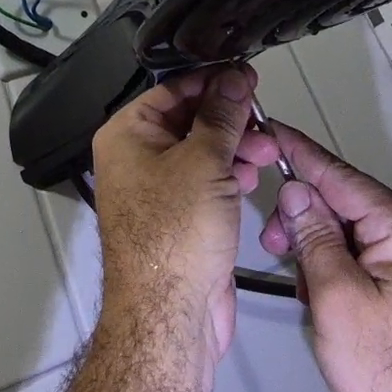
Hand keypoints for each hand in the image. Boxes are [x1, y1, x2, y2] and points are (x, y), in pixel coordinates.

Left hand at [89, 64, 280, 363]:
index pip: (172, 90)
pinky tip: (251, 176)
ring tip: (265, 150)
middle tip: (262, 118)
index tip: (246, 76)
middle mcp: (135, 157)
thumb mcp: (204, 161)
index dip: (212, 81)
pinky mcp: (179, 216)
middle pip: (188, 119)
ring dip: (234, 147)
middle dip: (228, 118)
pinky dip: (229, 174)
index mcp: (126, 134)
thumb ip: (222, 116)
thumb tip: (232, 79)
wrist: (170, 315)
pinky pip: (206, 181)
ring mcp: (157, 189)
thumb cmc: (173, 237)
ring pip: (201, 151)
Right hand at [259, 122, 391, 391]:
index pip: (338, 173)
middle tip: (275, 241)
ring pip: (346, 229)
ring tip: (300, 280)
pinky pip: (358, 253)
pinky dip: (332, 265)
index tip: (270, 129)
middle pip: (341, 199)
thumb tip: (297, 191)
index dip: (298, 151)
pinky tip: (320, 292)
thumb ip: (313, 236)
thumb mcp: (337, 298)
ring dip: (315, 246)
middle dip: (302, 216)